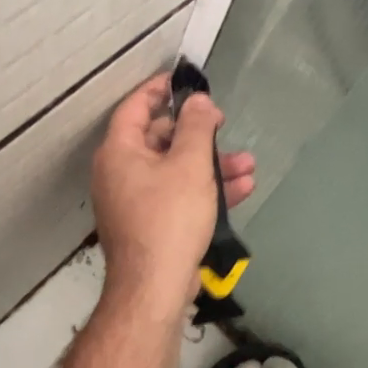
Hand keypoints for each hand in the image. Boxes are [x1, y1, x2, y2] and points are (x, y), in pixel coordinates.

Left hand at [92, 73, 255, 312]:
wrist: (154, 287)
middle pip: (160, 140)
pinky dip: (205, 191)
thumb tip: (198, 101)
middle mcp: (119, 173)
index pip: (135, 107)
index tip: (183, 81)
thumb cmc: (169, 218)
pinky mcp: (149, 225)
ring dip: (211, 165)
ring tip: (248, 165)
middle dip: (199, 135)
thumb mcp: (190, 165)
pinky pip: (177, 196)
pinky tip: (241, 190)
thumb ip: (197, 127)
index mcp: (119, 152)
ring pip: (175, 171)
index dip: (159, 90)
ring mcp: (133, 201)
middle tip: (224, 127)